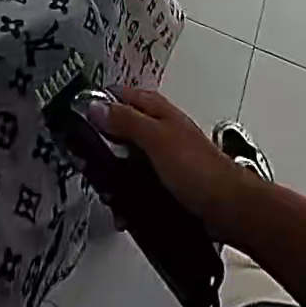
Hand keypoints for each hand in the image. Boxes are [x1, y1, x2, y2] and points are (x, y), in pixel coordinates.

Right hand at [90, 88, 258, 242]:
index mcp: (159, 111)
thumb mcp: (157, 140)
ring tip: (108, 191)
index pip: (122, 96)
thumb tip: (98, 107)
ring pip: (128, 159)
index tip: (78, 116)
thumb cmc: (200, 170)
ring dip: (116, 176)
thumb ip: (127, 122)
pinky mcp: (166, 181)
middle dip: (104, 146)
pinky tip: (124, 210)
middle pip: (122, 128)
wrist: (227, 207)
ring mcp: (163, 156)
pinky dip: (128, 195)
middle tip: (89, 161)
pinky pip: (138, 183)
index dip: (101, 103)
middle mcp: (161, 129)